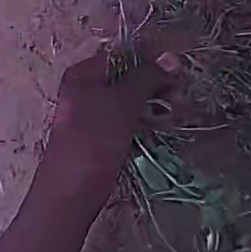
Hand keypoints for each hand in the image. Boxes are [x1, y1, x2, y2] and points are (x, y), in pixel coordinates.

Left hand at [41, 46, 178, 195]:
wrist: (69, 196)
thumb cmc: (92, 141)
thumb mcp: (122, 103)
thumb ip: (146, 78)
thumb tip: (171, 57)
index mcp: (83, 74)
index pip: (123, 55)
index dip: (151, 61)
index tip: (178, 74)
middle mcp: (84, 90)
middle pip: (126, 78)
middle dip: (155, 85)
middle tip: (181, 97)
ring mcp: (91, 116)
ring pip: (128, 102)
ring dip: (153, 104)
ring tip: (176, 114)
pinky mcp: (99, 139)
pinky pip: (125, 122)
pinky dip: (143, 122)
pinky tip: (161, 129)